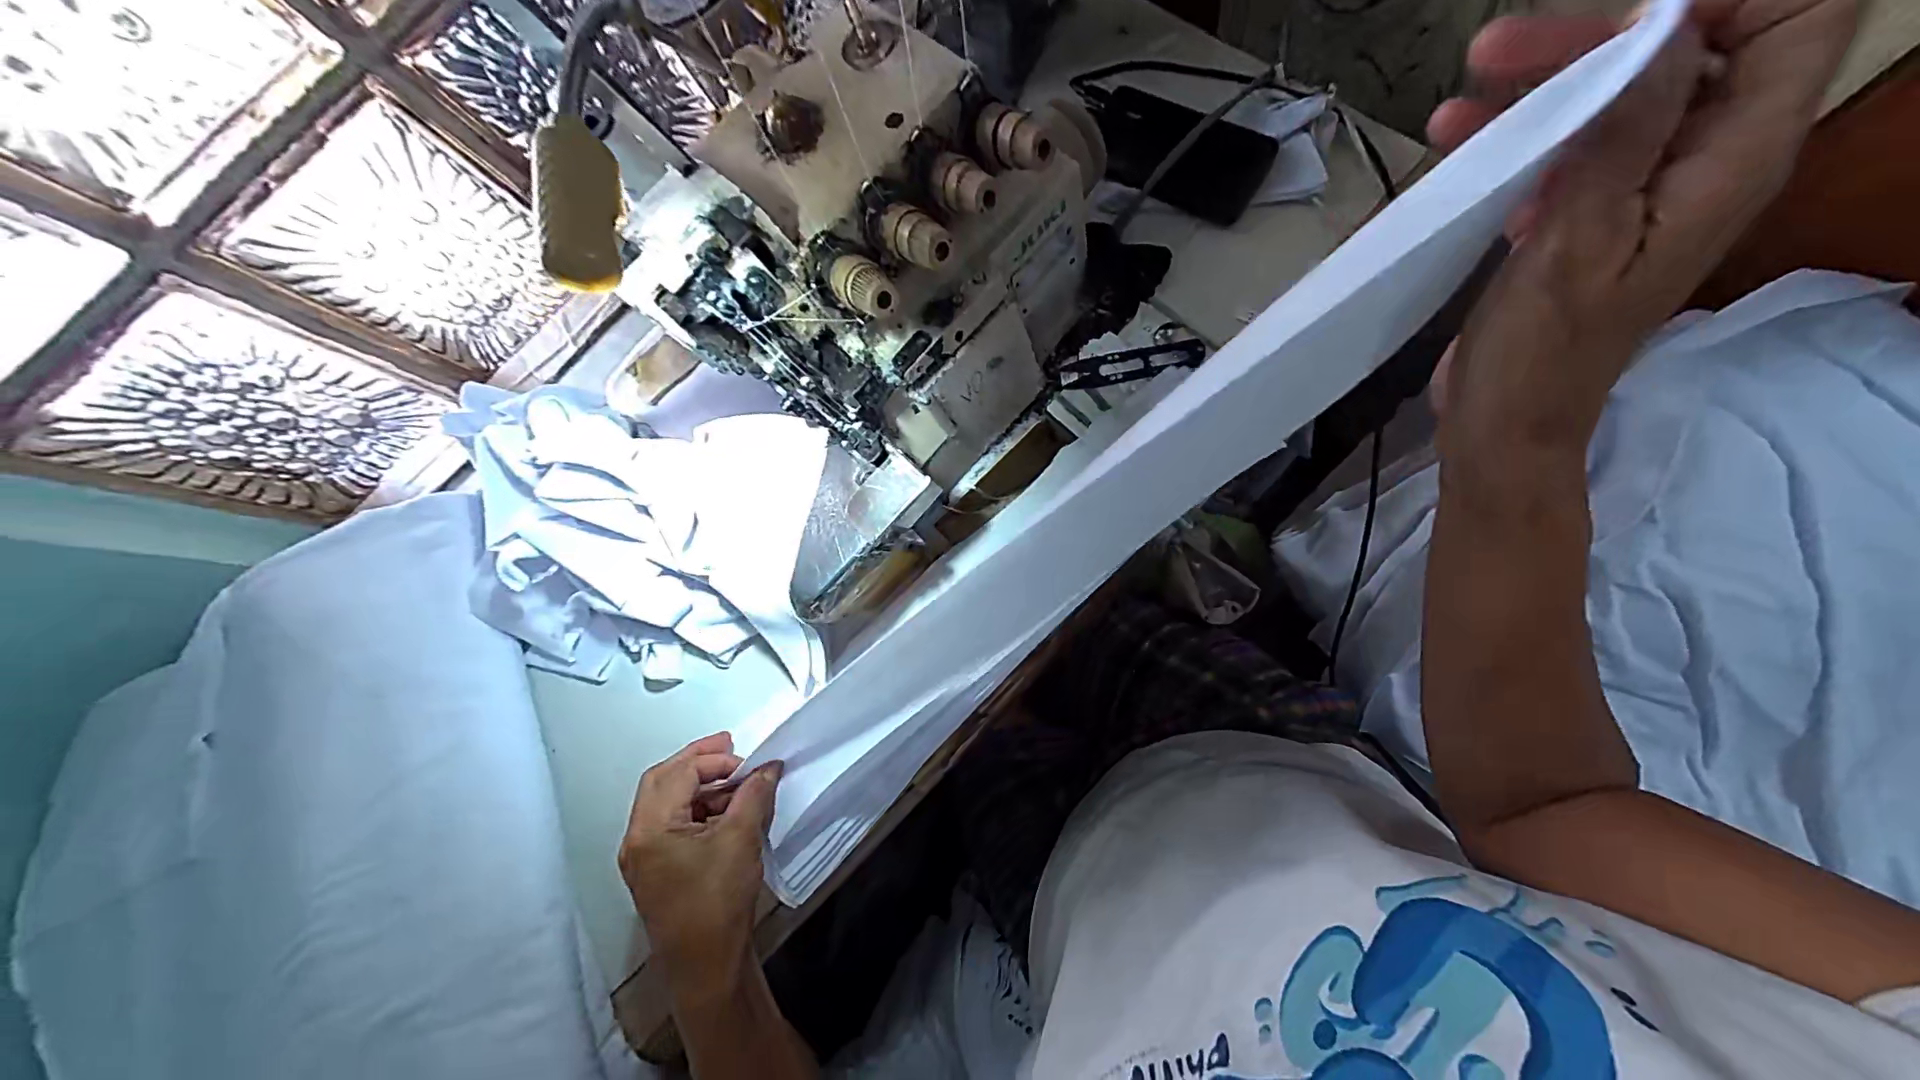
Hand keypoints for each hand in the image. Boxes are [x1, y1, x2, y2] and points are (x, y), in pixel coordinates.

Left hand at [618, 732, 782, 1001]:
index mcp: (649, 828)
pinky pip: (673, 824)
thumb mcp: (741, 838)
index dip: (715, 760)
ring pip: (667, 802)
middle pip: (663, 781)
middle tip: (731, 749)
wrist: (707, 966)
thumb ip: (754, 794)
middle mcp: (637, 838)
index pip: (678, 773)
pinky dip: (699, 809)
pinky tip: (728, 812)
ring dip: (701, 786)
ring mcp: (644, 857)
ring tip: (738, 785)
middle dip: (698, 761)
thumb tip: (767, 767)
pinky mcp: (658, 871)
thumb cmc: (718, 900)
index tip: (750, 764)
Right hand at [1429, 0, 1855, 456]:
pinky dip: (1518, 144)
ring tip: (1457, 106)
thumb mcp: (1576, 244)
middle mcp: (1698, 166)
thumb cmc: (1539, 354)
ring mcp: (1636, 196)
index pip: (1798, 20)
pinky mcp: (1583, 222)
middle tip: (1493, 53)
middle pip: (1687, 53)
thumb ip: (1625, 135)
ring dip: (1539, 93)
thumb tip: (1655, 30)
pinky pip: (1569, 154)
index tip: (1619, 20)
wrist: (1503, 426)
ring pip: (1615, 103)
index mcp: (1730, 164)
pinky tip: (1462, 152)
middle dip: (1594, 40)